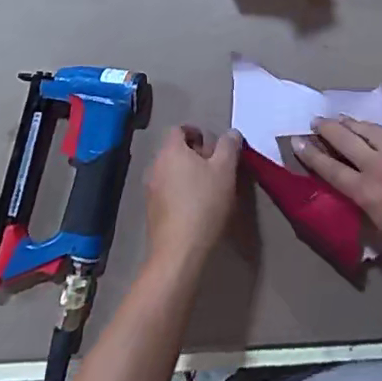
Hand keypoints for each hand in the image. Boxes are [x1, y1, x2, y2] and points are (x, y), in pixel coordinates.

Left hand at [143, 125, 241, 272]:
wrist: (179, 250)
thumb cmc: (204, 203)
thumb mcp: (225, 170)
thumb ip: (229, 147)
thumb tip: (231, 133)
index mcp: (170, 150)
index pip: (180, 129)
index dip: (198, 133)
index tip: (215, 147)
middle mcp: (155, 165)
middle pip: (175, 150)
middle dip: (196, 154)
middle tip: (217, 168)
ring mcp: (150, 189)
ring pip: (171, 171)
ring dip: (188, 174)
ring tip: (209, 189)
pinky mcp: (151, 210)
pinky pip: (167, 190)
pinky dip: (181, 191)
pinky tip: (196, 207)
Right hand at [293, 117, 381, 274]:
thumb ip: (368, 214)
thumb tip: (359, 203)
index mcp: (366, 193)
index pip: (329, 168)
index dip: (310, 154)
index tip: (296, 142)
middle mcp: (377, 166)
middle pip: (344, 139)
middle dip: (326, 128)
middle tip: (314, 122)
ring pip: (365, 129)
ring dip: (348, 122)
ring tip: (337, 119)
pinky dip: (370, 127)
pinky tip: (368, 127)